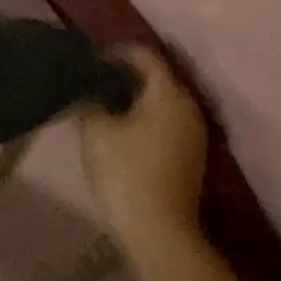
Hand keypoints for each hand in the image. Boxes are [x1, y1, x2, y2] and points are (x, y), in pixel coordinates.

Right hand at [80, 44, 207, 254]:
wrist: (158, 229)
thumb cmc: (125, 171)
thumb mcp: (95, 130)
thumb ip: (89, 99)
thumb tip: (85, 86)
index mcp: (168, 94)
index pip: (144, 55)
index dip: (115, 51)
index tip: (87, 58)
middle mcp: (189, 107)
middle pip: (157, 76)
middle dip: (124, 72)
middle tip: (91, 77)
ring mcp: (194, 132)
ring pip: (161, 99)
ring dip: (133, 94)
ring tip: (100, 100)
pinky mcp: (190, 153)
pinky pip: (165, 119)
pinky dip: (143, 113)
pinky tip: (119, 125)